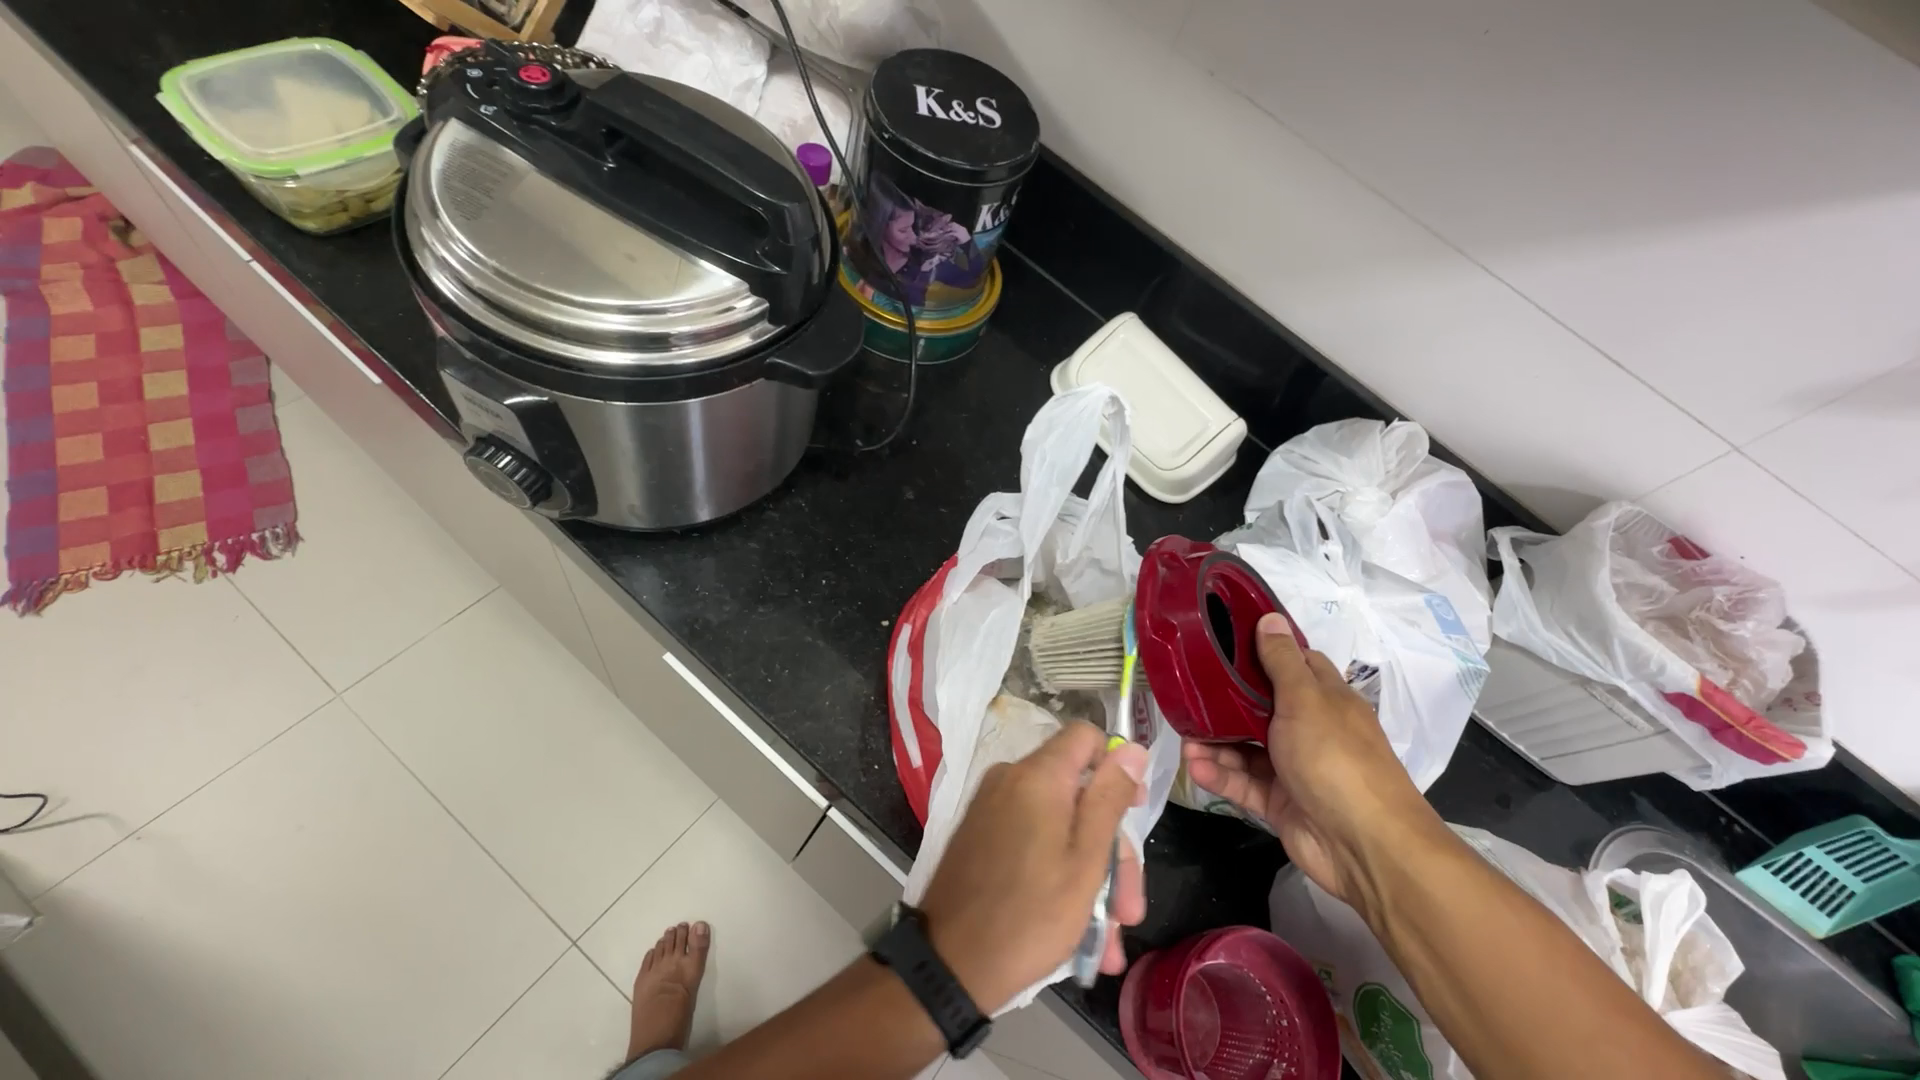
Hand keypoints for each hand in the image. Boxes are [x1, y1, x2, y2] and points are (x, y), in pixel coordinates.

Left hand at [920, 723, 1147, 1012]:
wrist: (950, 964)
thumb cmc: (1031, 913)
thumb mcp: (1086, 859)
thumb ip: (1109, 798)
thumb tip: (1131, 747)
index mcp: (1037, 776)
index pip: (1085, 737)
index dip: (1116, 767)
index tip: (1134, 811)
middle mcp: (1010, 781)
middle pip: (1076, 794)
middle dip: (1110, 851)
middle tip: (1129, 911)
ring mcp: (991, 810)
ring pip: (1058, 829)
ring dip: (1090, 879)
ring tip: (1109, 941)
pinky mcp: (981, 839)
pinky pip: (1032, 844)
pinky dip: (1058, 878)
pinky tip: (1080, 933)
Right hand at [1182, 614, 1447, 913]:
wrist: (1363, 843)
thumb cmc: (1335, 758)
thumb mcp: (1306, 700)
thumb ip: (1281, 662)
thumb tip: (1269, 618)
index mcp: (1326, 700)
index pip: (1294, 665)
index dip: (1262, 652)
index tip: (1221, 641)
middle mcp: (1310, 730)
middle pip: (1261, 708)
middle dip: (1225, 703)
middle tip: (1186, 693)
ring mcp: (1294, 768)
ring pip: (1247, 748)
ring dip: (1216, 744)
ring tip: (1185, 742)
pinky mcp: (1279, 802)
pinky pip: (1243, 783)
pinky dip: (1220, 775)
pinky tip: (1195, 768)